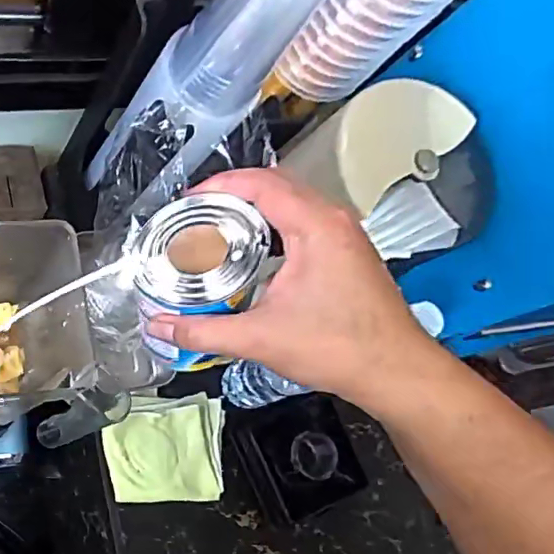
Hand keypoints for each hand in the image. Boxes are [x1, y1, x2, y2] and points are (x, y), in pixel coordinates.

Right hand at [142, 168, 459, 413]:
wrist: (391, 370)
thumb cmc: (341, 348)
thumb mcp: (257, 339)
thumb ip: (201, 332)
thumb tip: (161, 327)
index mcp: (315, 228)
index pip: (262, 184)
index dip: (220, 185)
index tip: (191, 199)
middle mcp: (334, 223)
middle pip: (276, 188)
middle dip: (233, 196)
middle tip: (197, 215)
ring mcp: (343, 238)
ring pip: (291, 207)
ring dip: (253, 214)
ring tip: (218, 232)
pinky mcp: (345, 257)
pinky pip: (303, 227)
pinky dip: (272, 232)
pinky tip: (252, 258)